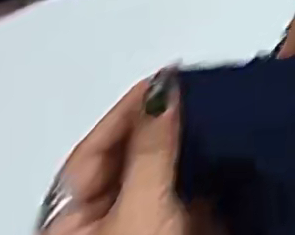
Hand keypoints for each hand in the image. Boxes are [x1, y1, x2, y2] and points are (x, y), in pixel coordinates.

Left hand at [44, 71, 222, 234]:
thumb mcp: (141, 210)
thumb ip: (152, 149)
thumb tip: (163, 87)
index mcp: (68, 221)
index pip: (93, 148)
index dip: (129, 107)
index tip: (166, 75)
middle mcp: (100, 223)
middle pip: (131, 155)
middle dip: (163, 120)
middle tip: (192, 87)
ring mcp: (140, 228)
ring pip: (164, 171)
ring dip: (189, 142)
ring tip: (214, 110)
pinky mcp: (177, 231)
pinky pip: (190, 189)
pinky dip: (208, 167)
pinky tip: (227, 148)